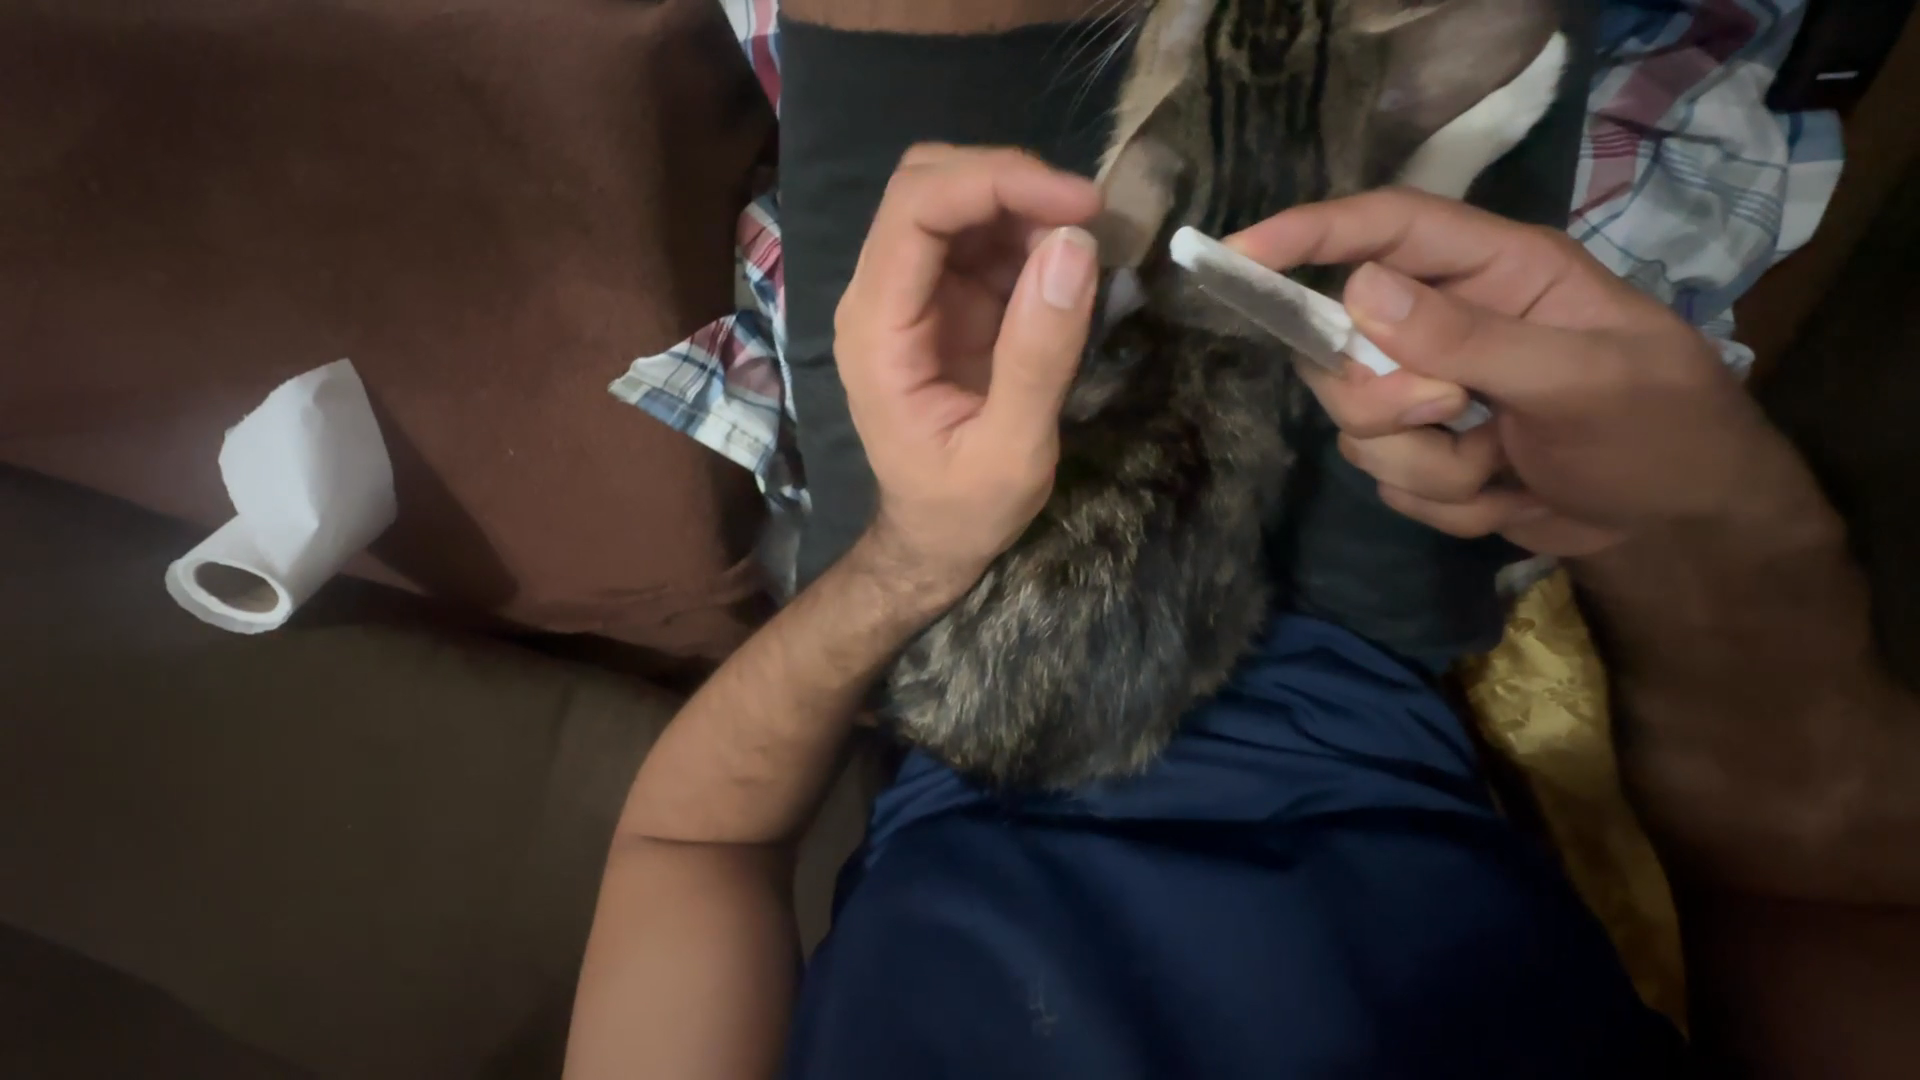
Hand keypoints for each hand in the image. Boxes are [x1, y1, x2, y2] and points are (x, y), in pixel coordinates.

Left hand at [835, 144, 1101, 601]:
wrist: (934, 537)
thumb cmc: (963, 509)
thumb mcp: (1011, 452)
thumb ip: (1038, 356)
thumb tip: (1075, 247)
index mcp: (877, 333)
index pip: (915, 210)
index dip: (997, 182)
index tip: (1082, 205)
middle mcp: (879, 299)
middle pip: (926, 185)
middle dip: (1009, 182)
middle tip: (1087, 220)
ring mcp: (909, 296)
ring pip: (953, 200)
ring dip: (1023, 206)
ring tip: (1085, 250)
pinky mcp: (941, 302)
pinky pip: (978, 237)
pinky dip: (1026, 234)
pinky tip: (1064, 268)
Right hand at [1228, 189, 1789, 556]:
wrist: (1670, 527)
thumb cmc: (1662, 430)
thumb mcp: (1584, 377)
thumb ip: (1470, 336)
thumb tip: (1359, 290)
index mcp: (1492, 273)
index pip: (1386, 228)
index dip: (1309, 233)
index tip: (1240, 253)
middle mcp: (1441, 324)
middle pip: (1340, 346)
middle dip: (1383, 396)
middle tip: (1451, 411)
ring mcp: (1420, 392)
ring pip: (1353, 424)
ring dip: (1427, 463)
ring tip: (1500, 465)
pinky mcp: (1413, 449)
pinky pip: (1381, 477)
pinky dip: (1441, 500)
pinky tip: (1500, 494)